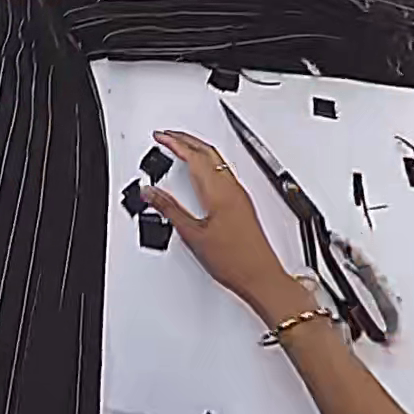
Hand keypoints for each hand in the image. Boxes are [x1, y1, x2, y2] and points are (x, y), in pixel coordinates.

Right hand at [141, 130, 303, 321]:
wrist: (262, 278)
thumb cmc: (234, 260)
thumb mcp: (192, 234)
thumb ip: (169, 210)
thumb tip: (151, 193)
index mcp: (218, 191)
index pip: (193, 156)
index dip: (174, 142)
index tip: (160, 136)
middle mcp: (231, 188)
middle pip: (207, 151)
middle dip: (185, 139)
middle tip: (166, 135)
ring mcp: (239, 194)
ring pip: (216, 159)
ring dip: (196, 148)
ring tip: (179, 145)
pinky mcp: (242, 203)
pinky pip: (222, 171)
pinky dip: (206, 161)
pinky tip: (199, 169)